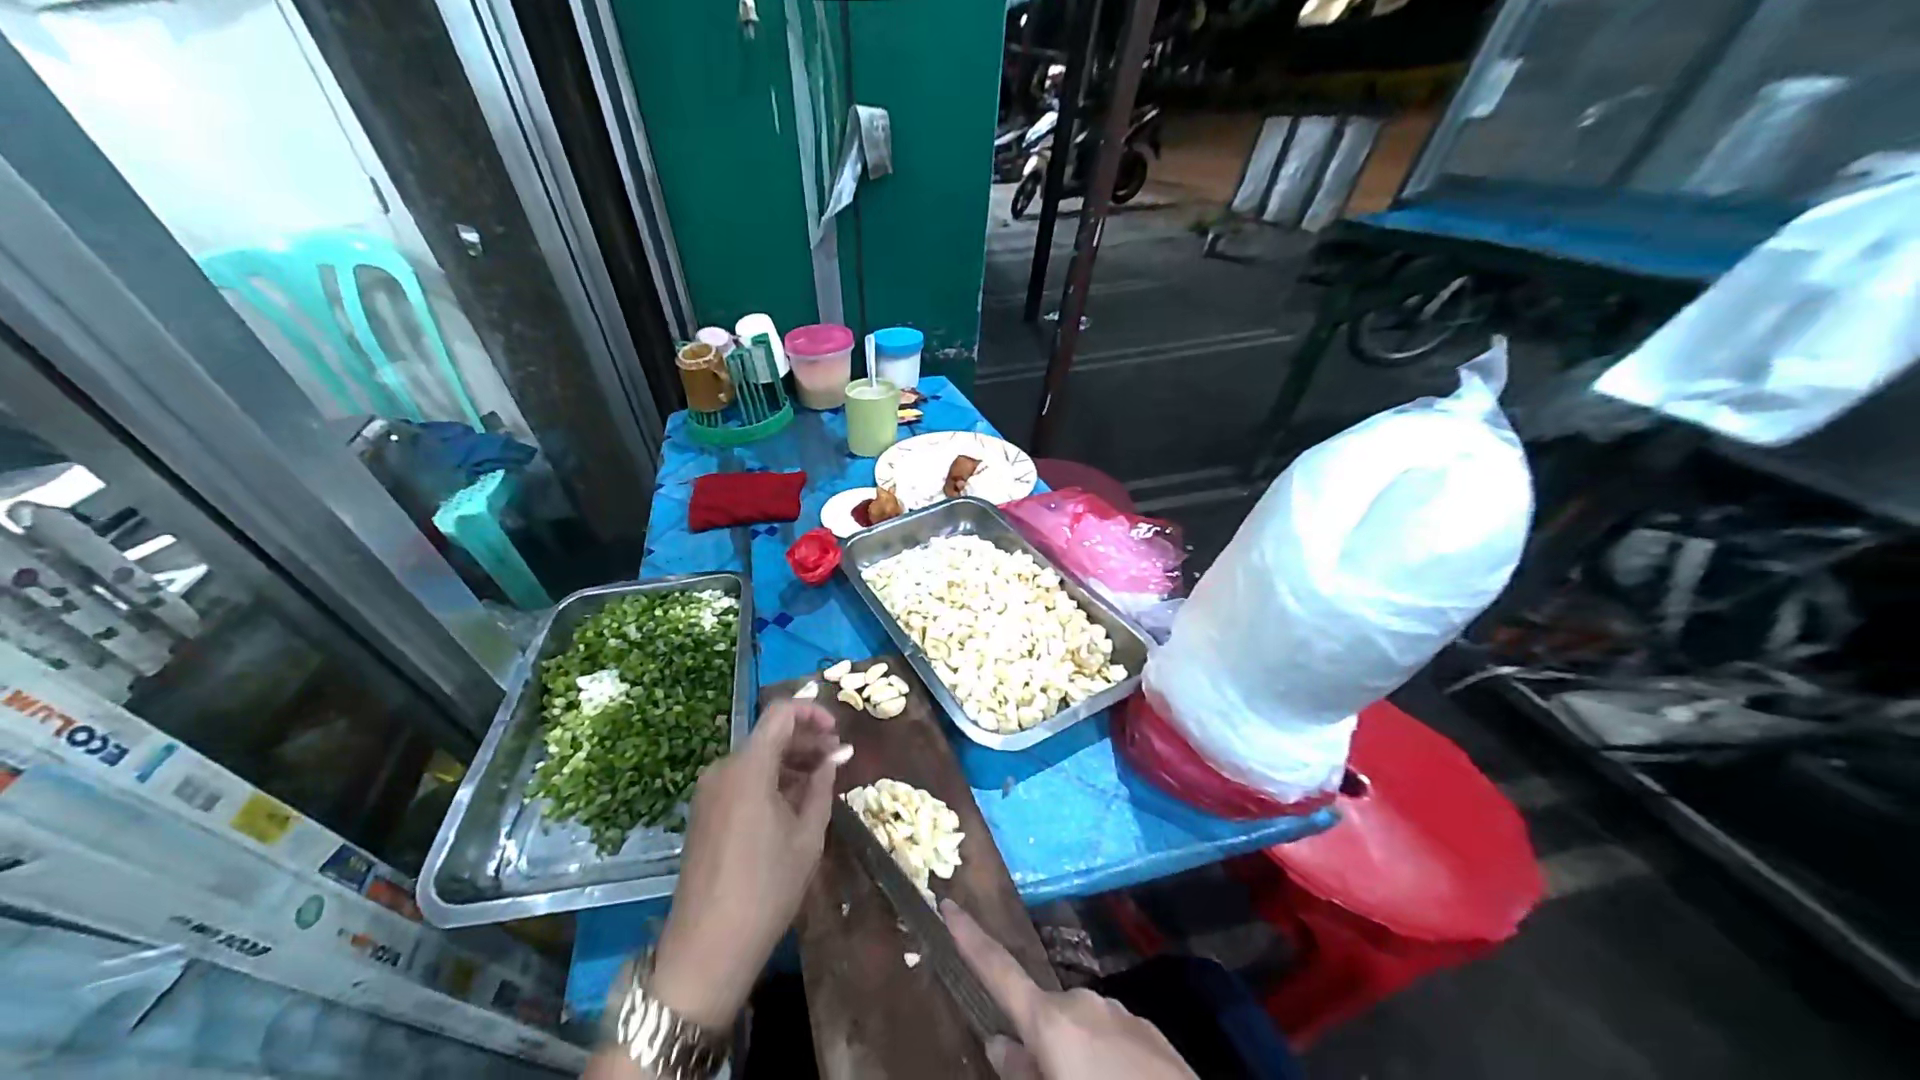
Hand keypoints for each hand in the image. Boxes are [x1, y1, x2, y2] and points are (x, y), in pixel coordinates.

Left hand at [648, 699, 842, 1029]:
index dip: (812, 712)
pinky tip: (794, 803)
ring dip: (790, 762)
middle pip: (768, 736)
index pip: (780, 714)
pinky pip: (742, 780)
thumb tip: (837, 754)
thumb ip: (823, 785)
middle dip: (806, 740)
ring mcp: (709, 791)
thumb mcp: (807, 835)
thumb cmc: (767, 888)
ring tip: (822, 782)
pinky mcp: (704, 812)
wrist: (707, 946)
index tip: (837, 731)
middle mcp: (723, 769)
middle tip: (838, 759)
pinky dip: (770, 781)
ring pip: (756, 759)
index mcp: (748, 768)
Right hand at [945, 900, 1196, 1079]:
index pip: (998, 969)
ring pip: (1081, 1026)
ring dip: (1077, 1053)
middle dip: (1041, 1040)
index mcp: (1050, 1020)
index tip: (948, 904)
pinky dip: (1107, 1058)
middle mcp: (1082, 1001)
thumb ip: (1021, 1071)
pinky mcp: (1150, 1028)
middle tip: (1050, 1077)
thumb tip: (1000, 1043)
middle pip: (1044, 1013)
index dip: (969, 938)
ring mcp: (1120, 1010)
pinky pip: (1112, 1036)